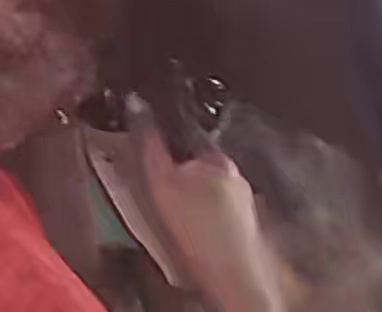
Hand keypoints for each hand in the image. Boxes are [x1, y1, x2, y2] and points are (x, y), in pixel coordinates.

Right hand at [132, 99, 286, 311]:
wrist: (232, 282)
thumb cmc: (192, 223)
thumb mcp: (159, 177)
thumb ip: (147, 138)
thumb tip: (134, 99)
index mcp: (218, 156)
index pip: (184, 129)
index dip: (159, 130)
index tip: (141, 134)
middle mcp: (236, 173)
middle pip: (194, 154)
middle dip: (173, 158)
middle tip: (151, 169)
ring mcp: (245, 200)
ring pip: (205, 179)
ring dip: (186, 181)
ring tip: (166, 194)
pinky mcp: (246, 224)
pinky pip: (215, 199)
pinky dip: (199, 201)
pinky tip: (186, 215)